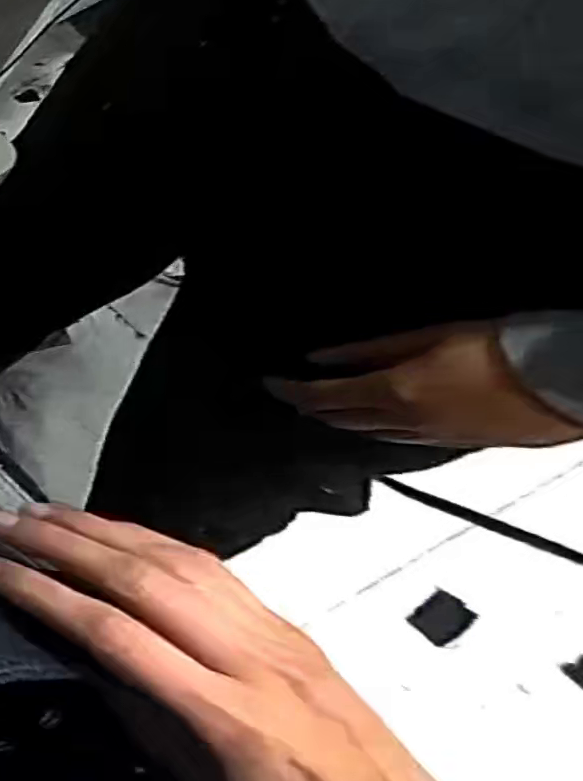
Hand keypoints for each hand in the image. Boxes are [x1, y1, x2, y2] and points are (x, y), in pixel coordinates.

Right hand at [0, 505, 572, 780]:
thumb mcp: (189, 772)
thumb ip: (129, 695)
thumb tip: (71, 639)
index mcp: (221, 711)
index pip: (107, 629)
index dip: (37, 591)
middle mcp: (246, 657)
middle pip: (135, 578)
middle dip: (57, 542)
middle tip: (1, 521)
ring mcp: (270, 630)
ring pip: (169, 557)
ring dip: (94, 526)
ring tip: (39, 510)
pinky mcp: (282, 617)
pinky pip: (205, 561)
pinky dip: (142, 534)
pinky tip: (107, 525)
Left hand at [265, 322, 582, 447]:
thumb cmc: (511, 347)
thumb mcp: (430, 336)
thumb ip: (367, 350)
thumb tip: (317, 358)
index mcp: (391, 393)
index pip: (317, 397)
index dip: (285, 390)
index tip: (268, 381)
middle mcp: (404, 421)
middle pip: (336, 419)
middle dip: (307, 406)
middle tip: (293, 392)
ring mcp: (433, 436)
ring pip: (365, 432)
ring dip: (338, 419)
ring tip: (323, 404)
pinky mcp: (461, 444)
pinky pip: (400, 439)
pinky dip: (374, 428)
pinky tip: (373, 419)